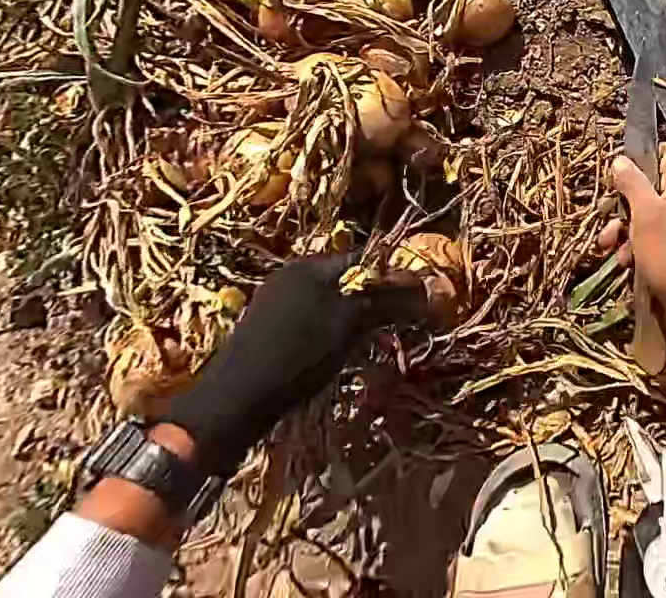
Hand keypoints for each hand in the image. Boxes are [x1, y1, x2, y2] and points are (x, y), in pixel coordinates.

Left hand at [166, 255, 422, 474]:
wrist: (232, 405)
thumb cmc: (299, 352)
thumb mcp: (354, 323)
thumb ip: (393, 300)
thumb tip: (433, 288)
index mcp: (311, 265)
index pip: (367, 260)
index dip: (394, 277)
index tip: (415, 300)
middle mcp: (292, 275)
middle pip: (349, 281)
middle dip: (376, 301)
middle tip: (397, 325)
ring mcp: (275, 303)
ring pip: (332, 304)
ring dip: (356, 320)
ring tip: (371, 344)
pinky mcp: (266, 330)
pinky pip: (313, 321)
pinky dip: (332, 333)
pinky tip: (338, 356)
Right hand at [600, 143, 665, 430]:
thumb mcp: (645, 213)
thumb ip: (632, 182)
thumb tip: (621, 159)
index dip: (644, 154)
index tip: (620, 167)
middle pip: (649, 186)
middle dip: (623, 201)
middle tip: (608, 214)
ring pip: (645, 215)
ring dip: (624, 228)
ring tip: (611, 245)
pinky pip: (650, 238)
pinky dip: (636, 247)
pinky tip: (626, 263)